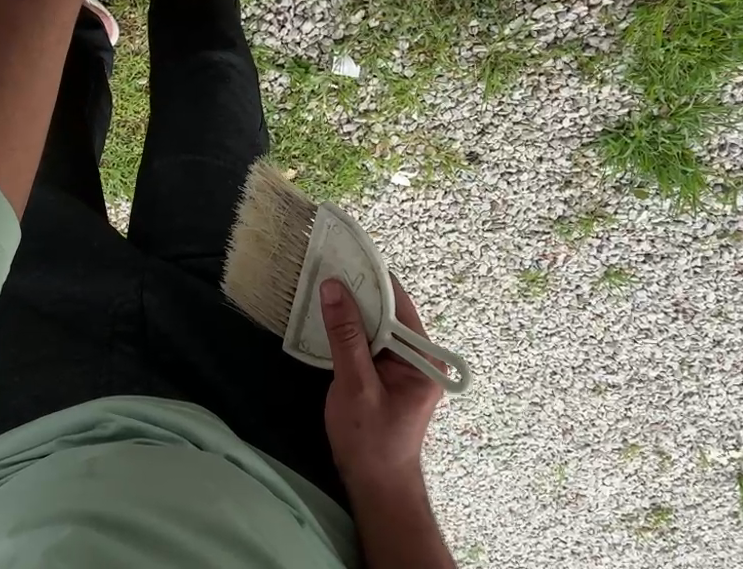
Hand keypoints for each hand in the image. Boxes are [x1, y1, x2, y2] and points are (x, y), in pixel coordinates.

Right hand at [320, 276, 443, 494]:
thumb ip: (345, 337)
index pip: (397, 304)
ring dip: (349, 306)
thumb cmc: (370, 441)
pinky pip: (367, 338)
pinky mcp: (384, 372)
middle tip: (323, 265)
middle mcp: (417, 356)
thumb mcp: (356, 386)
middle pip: (386, 310)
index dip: (369, 279)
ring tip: (320, 282)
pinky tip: (325, 314)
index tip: (341, 256)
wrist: (376, 487)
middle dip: (356, 289)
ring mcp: (402, 364)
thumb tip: (333, 287)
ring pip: (374, 323)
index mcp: (423, 359)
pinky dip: (347, 326)